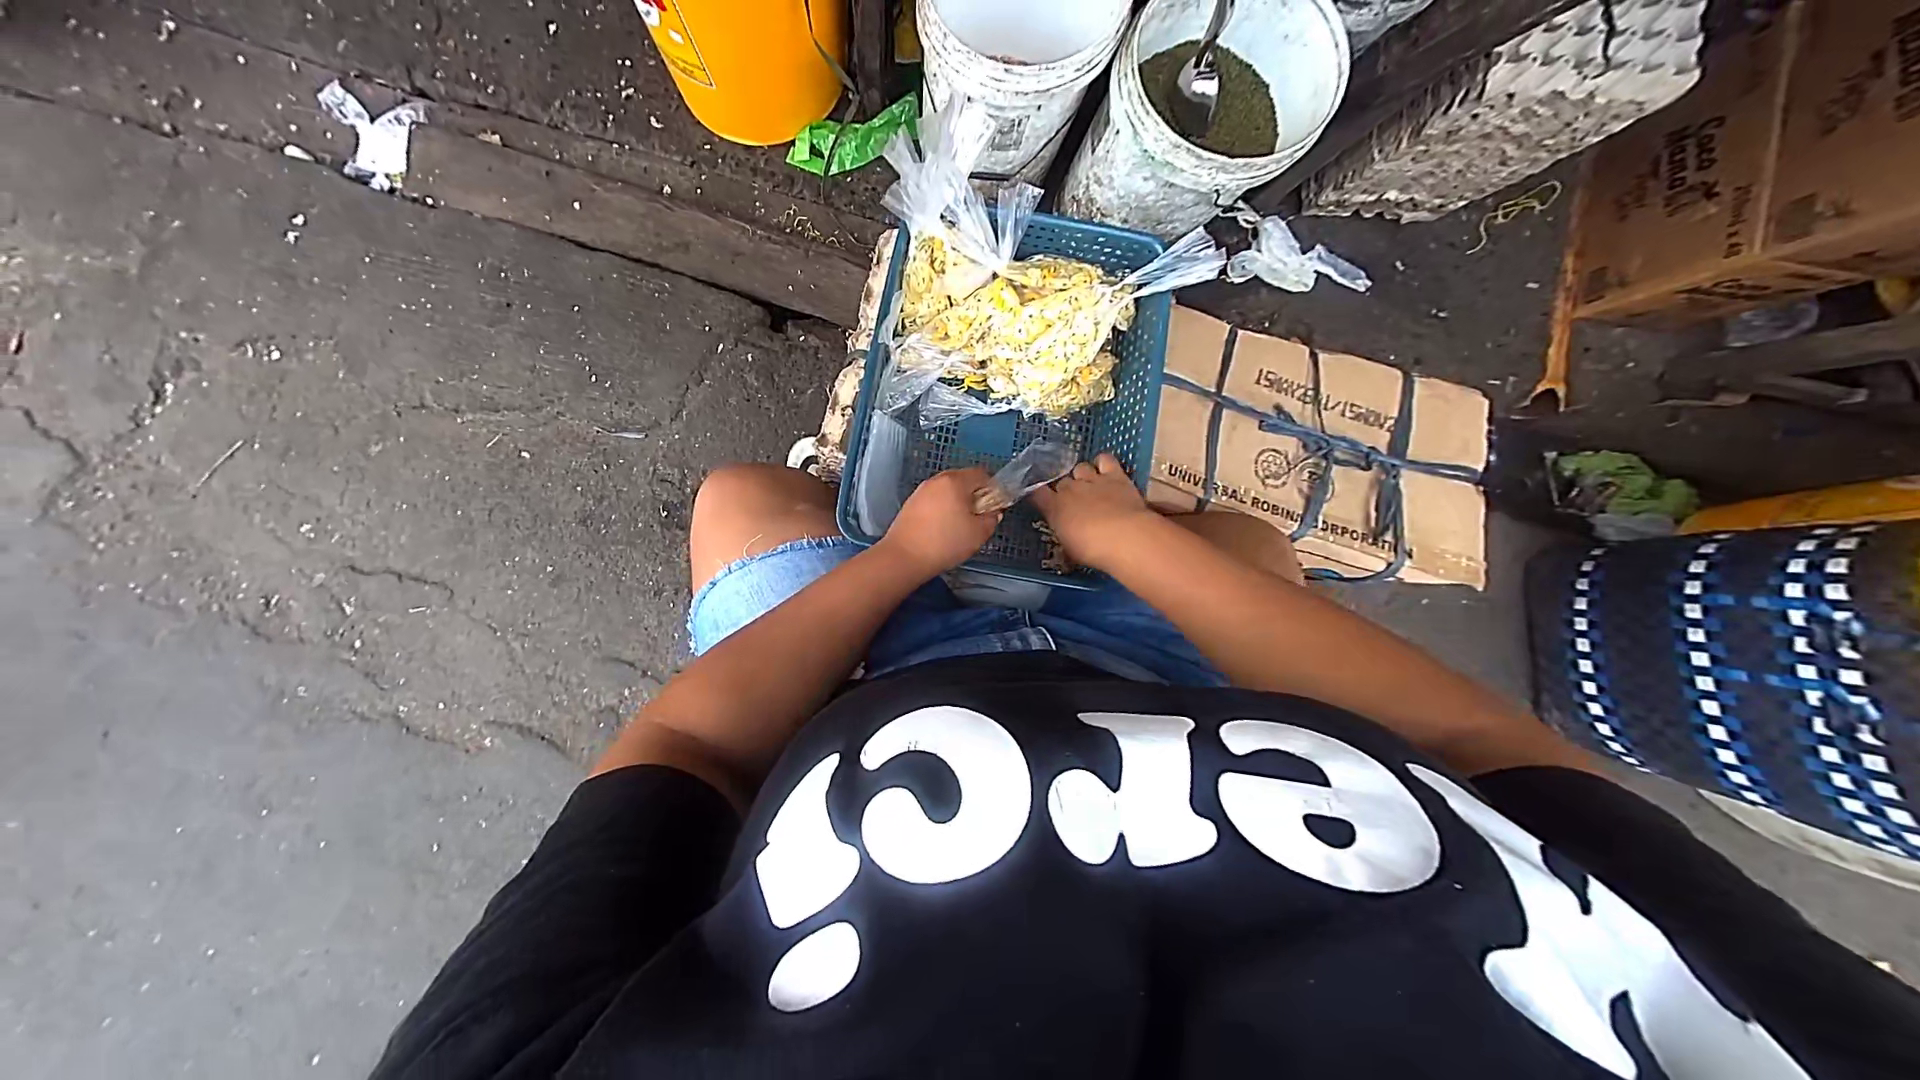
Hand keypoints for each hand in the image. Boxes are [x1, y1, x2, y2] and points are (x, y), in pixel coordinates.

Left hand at [877, 466, 1002, 576]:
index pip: (981, 474)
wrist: (904, 557)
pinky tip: (942, 529)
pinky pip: (933, 500)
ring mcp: (921, 491)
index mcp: (955, 481)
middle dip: (974, 495)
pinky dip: (942, 509)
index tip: (994, 506)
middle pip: (962, 480)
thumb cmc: (945, 543)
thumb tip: (993, 512)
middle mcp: (936, 481)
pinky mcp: (910, 504)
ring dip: (957, 502)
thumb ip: (991, 519)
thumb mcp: (978, 534)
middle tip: (979, 517)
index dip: (992, 488)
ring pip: (947, 491)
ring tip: (960, 525)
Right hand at [1029, 454, 1161, 570]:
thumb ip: (1064, 535)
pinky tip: (1105, 471)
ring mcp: (1093, 480)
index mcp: (1054, 508)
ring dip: (1082, 475)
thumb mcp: (1070, 549)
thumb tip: (1065, 534)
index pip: (1037, 494)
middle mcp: (1070, 489)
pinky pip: (1105, 459)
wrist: (1124, 537)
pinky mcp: (1115, 476)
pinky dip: (1103, 463)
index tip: (1042, 501)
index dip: (1039, 495)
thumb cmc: (1093, 550)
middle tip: (1073, 502)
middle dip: (1065, 489)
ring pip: (1080, 467)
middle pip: (1061, 481)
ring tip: (1089, 485)